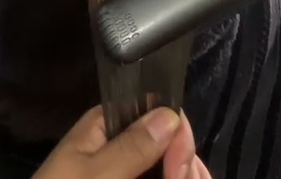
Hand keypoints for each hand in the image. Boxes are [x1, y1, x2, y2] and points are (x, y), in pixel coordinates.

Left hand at [31, 106, 209, 178]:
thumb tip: (170, 114)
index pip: (154, 109)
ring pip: (170, 164)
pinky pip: (159, 176)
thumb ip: (131, 147)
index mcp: (106, 125)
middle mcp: (119, 141)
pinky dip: (178, 178)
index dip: (175, 133)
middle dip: (183, 162)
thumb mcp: (94, 175)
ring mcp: (127, 168)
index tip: (181, 166)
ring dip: (185, 174)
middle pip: (168, 140)